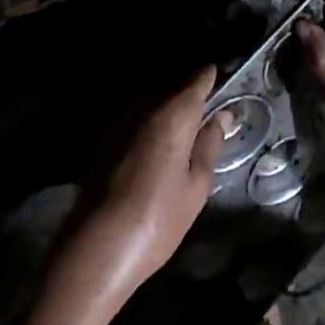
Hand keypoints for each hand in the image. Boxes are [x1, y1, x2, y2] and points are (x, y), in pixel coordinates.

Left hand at [3, 67, 225, 324]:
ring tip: (185, 142)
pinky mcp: (106, 137)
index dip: (215, 78)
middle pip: (176, 87)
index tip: (228, 86)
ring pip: (155, 103)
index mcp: (174, 112)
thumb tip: (223, 115)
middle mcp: (146, 104)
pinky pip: (138, 119)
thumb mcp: (197, 186)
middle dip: (193, 98)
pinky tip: (158, 155)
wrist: (96, 247)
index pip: (200, 77)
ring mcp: (122, 119)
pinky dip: (151, 126)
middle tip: (210, 123)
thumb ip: (210, 143)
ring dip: (171, 113)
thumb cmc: (158, 218)